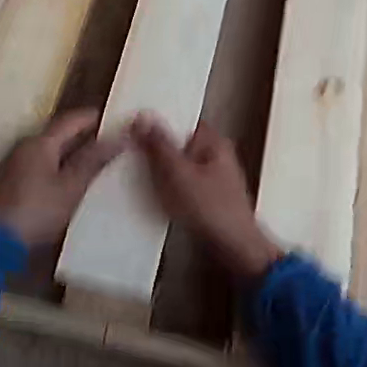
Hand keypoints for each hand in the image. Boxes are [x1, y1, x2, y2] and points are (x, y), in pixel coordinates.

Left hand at [0, 109, 127, 246]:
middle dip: (86, 136)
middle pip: (59, 134)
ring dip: (73, 153)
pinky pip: (42, 165)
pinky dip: (60, 167)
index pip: (72, 119)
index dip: (95, 117)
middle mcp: (25, 147)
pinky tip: (73, 182)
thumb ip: (94, 160)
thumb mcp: (71, 186)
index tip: (118, 120)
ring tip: (99, 162)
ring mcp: (15, 166)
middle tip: (113, 142)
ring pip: (51, 150)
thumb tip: (120, 135)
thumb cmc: (36, 211)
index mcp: (40, 142)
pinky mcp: (10, 184)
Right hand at [131, 114, 282, 279]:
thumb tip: (143, 118)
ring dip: (161, 173)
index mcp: (215, 143)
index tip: (135, 128)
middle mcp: (217, 157)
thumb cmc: (212, 209)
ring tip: (140, 177)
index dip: (159, 124)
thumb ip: (159, 145)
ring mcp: (214, 180)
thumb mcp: (178, 173)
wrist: (233, 248)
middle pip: (179, 146)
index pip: (183, 121)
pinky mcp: (208, 200)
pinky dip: (169, 191)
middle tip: (133, 154)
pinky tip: (156, 199)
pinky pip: (182, 188)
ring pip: (180, 168)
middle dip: (157, 151)